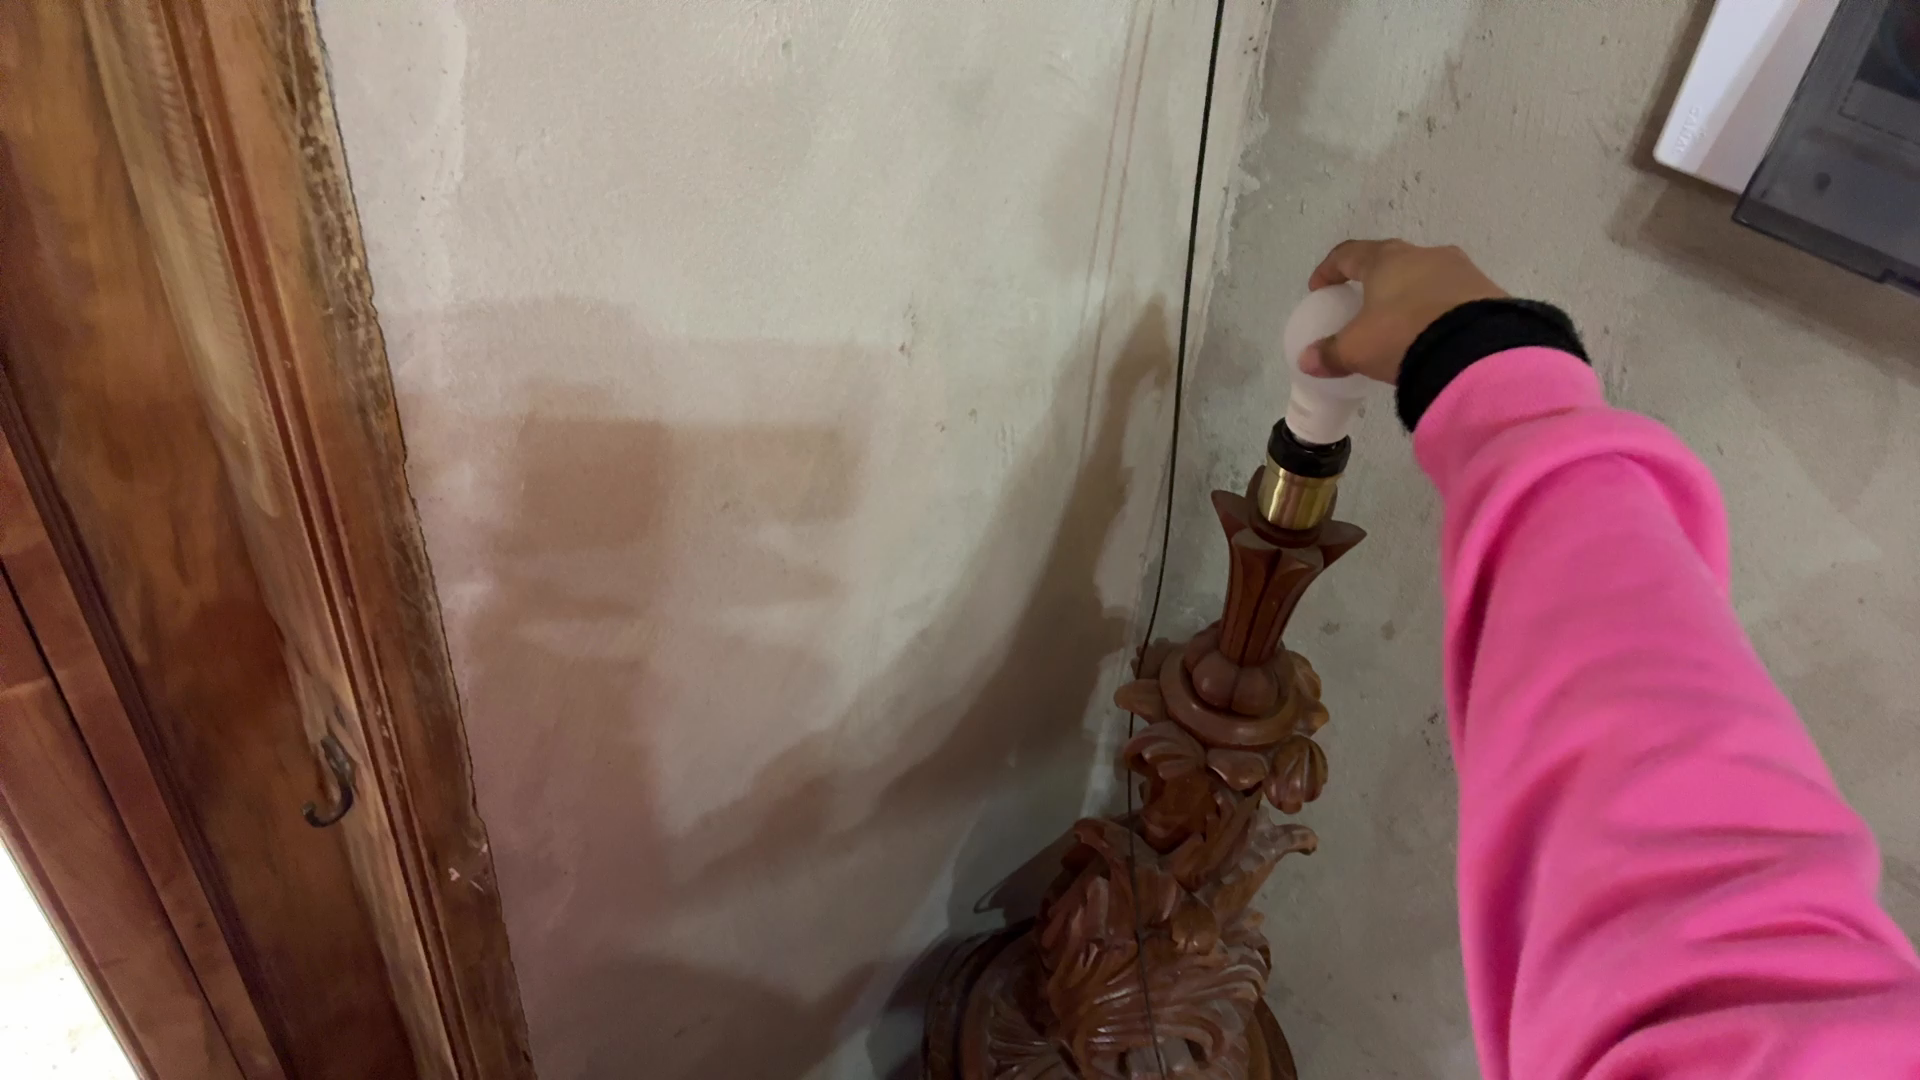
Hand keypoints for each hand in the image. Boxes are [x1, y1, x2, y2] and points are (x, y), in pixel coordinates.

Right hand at [1300, 239, 1507, 383]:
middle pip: (1390, 261)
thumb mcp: (1355, 349)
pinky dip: (1432, 310)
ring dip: (1406, 294)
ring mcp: (1461, 270)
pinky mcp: (1486, 291)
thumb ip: (1329, 353)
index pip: (1349, 254)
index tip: (1318, 288)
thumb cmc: (1401, 335)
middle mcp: (1424, 255)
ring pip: (1423, 277)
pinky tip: (1427, 334)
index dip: (1329, 270)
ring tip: (1397, 323)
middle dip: (1372, 280)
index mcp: (1386, 261)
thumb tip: (1307, 360)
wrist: (1476, 350)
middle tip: (1361, 302)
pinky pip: (1449, 296)